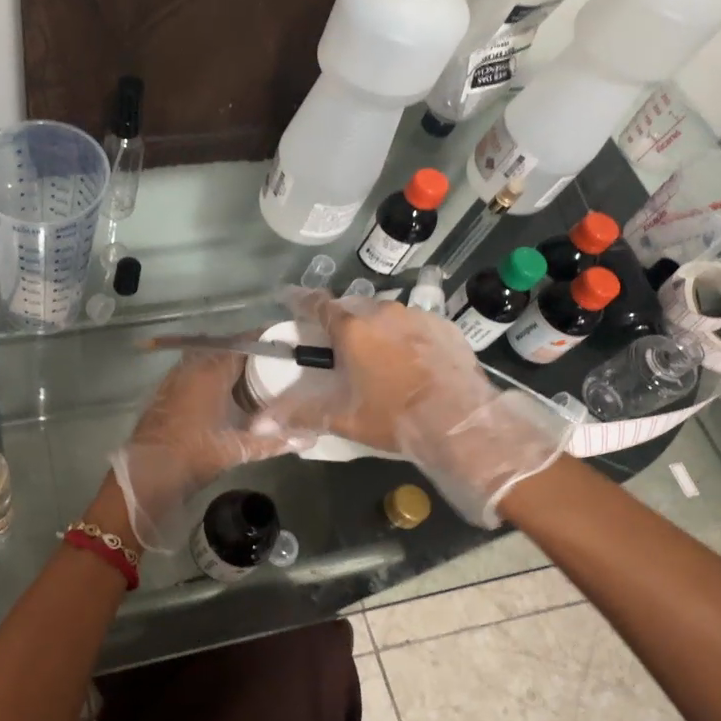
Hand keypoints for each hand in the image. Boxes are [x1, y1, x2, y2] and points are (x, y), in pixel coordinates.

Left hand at [106, 347, 303, 551]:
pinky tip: (226, 396)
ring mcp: (175, 378)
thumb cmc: (193, 456)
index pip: (242, 344)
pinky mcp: (166, 392)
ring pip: (208, 362)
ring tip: (255, 380)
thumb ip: (274, 441)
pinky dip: (212, 378)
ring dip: (229, 367)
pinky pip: (194, 374)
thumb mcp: (237, 449)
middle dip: (249, 355)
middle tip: (275, 366)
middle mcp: (191, 367)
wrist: (146, 474)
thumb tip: (310, 438)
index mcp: (210, 372)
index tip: (285, 346)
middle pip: (225, 350)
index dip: (264, 343)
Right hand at [255, 288, 572, 527]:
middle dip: (340, 320)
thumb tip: (259, 423)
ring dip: (375, 328)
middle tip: (337, 345)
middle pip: (352, 308)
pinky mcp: (445, 327)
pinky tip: (410, 360)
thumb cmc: (396, 419)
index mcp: (352, 329)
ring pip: (385, 314)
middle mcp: (382, 313)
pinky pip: (415, 325)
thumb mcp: (344, 419)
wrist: (461, 423)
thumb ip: (300, 414)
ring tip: (377, 356)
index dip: (299, 299)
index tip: (287, 297)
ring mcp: (417, 317)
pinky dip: (406, 336)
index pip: (317, 304)